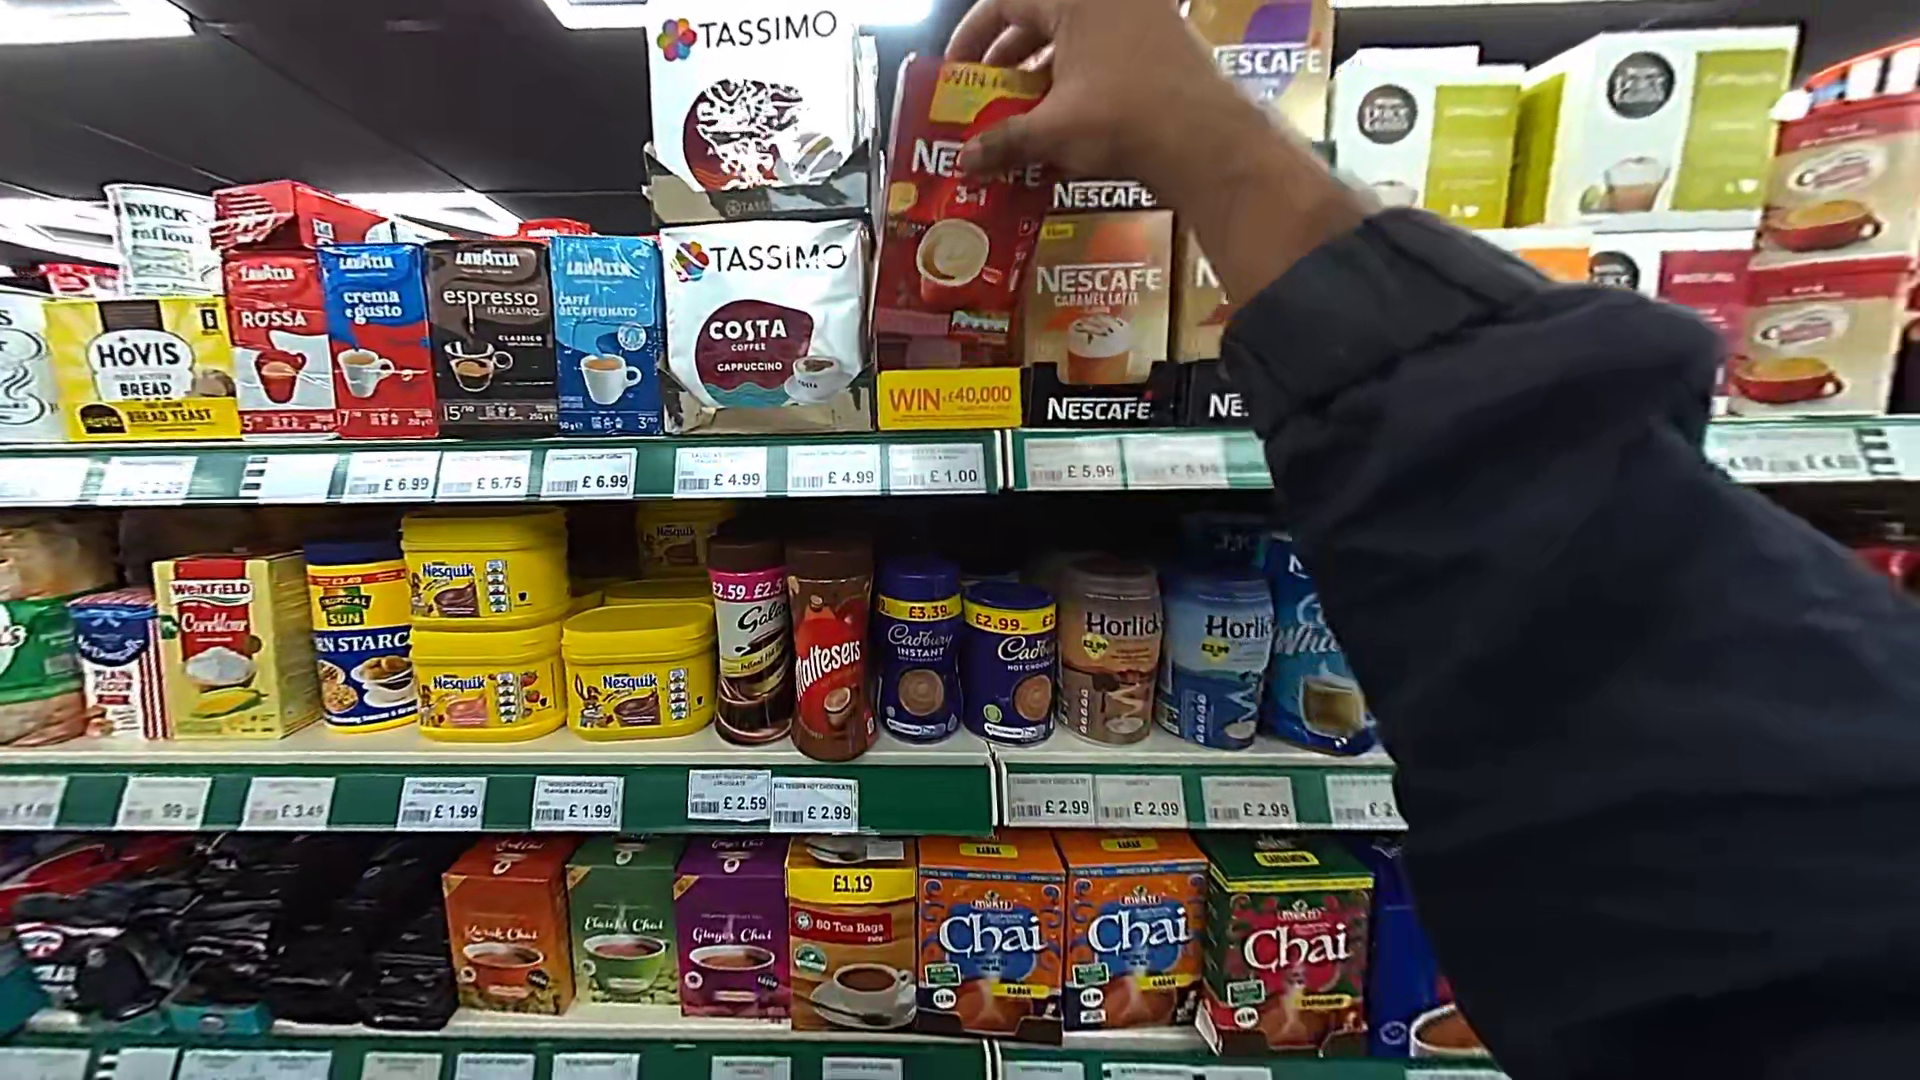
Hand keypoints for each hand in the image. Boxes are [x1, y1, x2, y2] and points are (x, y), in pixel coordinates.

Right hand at [946, 0, 1368, 304]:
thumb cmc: (1120, 118)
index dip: (971, 38)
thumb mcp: (1052, 131)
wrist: (1201, 138)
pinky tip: (1055, 129)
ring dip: (1035, 84)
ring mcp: (1132, 19)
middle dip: (1004, 67)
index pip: (1005, 1)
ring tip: (1013, 125)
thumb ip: (1003, 141)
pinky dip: (1069, 90)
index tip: (954, 75)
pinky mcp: (1151, 48)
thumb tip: (964, 162)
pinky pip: (1094, 60)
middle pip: (1036, 21)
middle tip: (982, 105)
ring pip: (1067, 45)